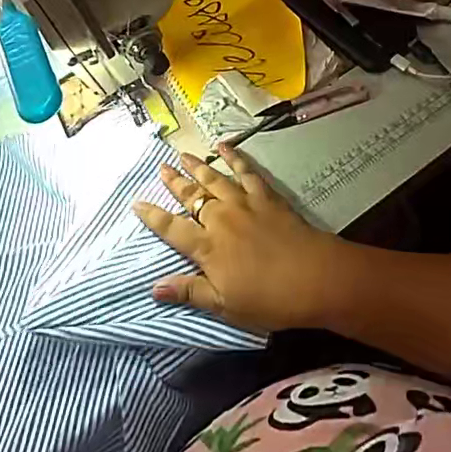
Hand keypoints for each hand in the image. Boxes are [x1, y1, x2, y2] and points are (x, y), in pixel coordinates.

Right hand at [133, 143, 353, 331]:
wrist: (313, 275)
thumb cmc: (268, 298)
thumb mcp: (224, 305)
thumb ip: (189, 291)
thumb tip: (153, 287)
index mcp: (207, 246)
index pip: (171, 228)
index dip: (152, 216)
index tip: (136, 203)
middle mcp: (221, 218)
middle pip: (192, 196)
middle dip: (174, 182)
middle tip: (161, 167)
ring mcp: (245, 203)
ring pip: (214, 179)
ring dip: (197, 166)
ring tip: (183, 154)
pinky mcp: (266, 195)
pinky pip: (246, 171)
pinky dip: (234, 157)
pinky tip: (225, 147)